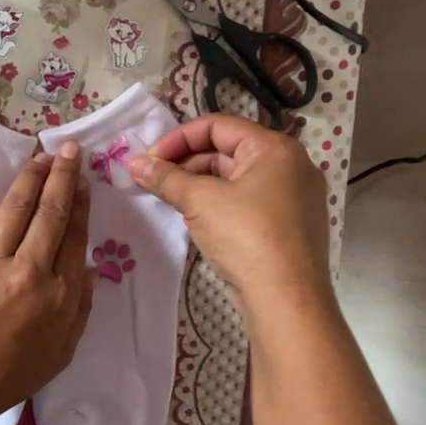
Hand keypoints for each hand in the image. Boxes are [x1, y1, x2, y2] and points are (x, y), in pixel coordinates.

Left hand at [0, 144, 94, 424]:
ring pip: (18, 208)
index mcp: (60, 296)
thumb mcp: (61, 353)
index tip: (86, 182)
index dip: (81, 205)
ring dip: (33, 178)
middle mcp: (30, 270)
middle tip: (71, 150)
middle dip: (63, 177)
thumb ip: (80, 309)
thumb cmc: (8, 376)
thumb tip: (89, 269)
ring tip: (44, 157)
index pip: (75, 237)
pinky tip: (17, 197)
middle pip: (50, 212)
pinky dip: (9, 209)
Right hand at [121, 116, 332, 319]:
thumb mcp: (199, 200)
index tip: (149, 160)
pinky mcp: (287, 224)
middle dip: (185, 162)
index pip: (217, 125)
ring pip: (234, 177)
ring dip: (197, 183)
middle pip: (226, 149)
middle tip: (153, 180)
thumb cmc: (246, 236)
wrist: (286, 299)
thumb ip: (165, 177)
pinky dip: (217, 201)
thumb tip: (133, 162)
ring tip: (168, 199)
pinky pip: (245, 200)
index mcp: (274, 148)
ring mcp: (292, 197)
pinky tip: (194, 217)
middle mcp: (290, 165)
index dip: (178, 138)